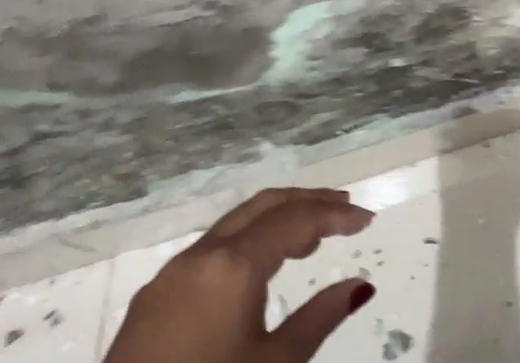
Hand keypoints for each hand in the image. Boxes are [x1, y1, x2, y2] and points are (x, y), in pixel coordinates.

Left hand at [104, 188, 376, 362]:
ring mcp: (170, 275)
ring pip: (233, 224)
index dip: (336, 215)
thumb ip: (319, 318)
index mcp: (233, 266)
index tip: (367, 220)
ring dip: (276, 220)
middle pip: (263, 205)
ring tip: (310, 238)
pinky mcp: (151, 299)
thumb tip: (360, 285)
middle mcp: (200, 256)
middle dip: (307, 201)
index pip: (296, 220)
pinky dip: (247, 240)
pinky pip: (210, 248)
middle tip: (344, 207)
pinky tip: (260, 267)